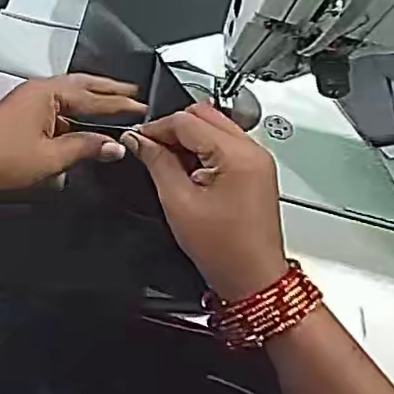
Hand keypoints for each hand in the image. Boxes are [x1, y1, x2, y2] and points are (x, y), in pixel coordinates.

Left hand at [0, 74, 143, 191]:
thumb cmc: (1, 158)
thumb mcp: (51, 157)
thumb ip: (86, 148)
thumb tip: (112, 146)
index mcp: (46, 93)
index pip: (92, 96)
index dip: (118, 103)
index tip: (139, 106)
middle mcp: (37, 90)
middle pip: (81, 85)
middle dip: (108, 89)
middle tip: (132, 92)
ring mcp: (28, 99)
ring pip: (68, 93)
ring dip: (91, 97)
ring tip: (114, 101)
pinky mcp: (22, 111)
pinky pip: (56, 104)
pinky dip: (75, 108)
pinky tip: (84, 119)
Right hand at [123, 103, 286, 299]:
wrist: (252, 278)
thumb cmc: (224, 249)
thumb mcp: (177, 201)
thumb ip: (156, 162)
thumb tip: (137, 140)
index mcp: (237, 156)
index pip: (187, 120)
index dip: (155, 128)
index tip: (136, 140)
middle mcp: (253, 151)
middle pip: (203, 115)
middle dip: (172, 128)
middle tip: (150, 149)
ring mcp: (257, 159)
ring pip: (213, 125)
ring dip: (187, 138)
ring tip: (169, 164)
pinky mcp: (255, 169)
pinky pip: (223, 142)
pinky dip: (201, 149)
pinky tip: (187, 171)